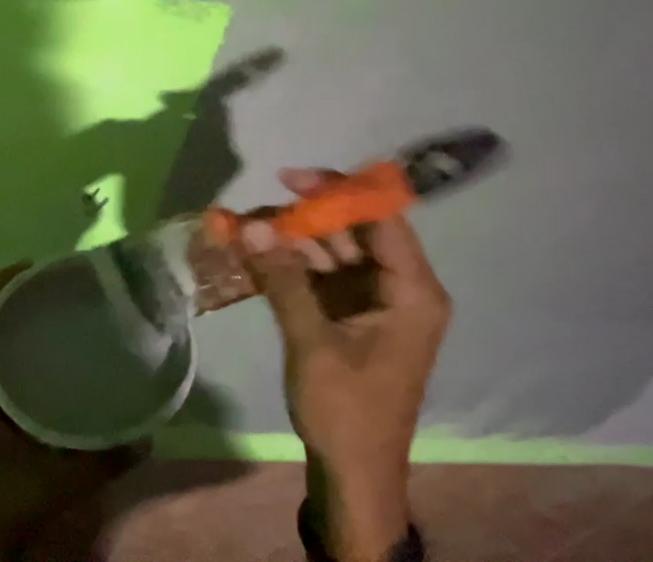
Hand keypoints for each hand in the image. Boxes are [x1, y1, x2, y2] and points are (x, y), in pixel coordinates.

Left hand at [0, 262, 148, 559]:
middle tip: (56, 284)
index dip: (3, 283)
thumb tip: (150, 435)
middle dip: (13, 296)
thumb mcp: (58, 481)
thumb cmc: (1, 502)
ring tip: (50, 306)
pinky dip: (3, 343)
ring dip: (7, 319)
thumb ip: (106, 459)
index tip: (37, 264)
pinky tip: (37, 350)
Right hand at [241, 168, 453, 560]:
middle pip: (352, 231)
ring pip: (330, 250)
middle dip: (301, 217)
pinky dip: (287, 264)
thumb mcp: (313, 342)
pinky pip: (318, 274)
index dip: (340, 190)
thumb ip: (284, 279)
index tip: (289, 179)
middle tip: (251, 212)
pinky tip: (251, 254)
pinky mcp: (348, 314)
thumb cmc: (347, 410)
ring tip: (239, 229)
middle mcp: (398, 287)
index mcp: (412, 291)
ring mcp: (372, 300)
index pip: (383, 219)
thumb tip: (251, 224)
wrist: (354, 474)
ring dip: (287, 239)